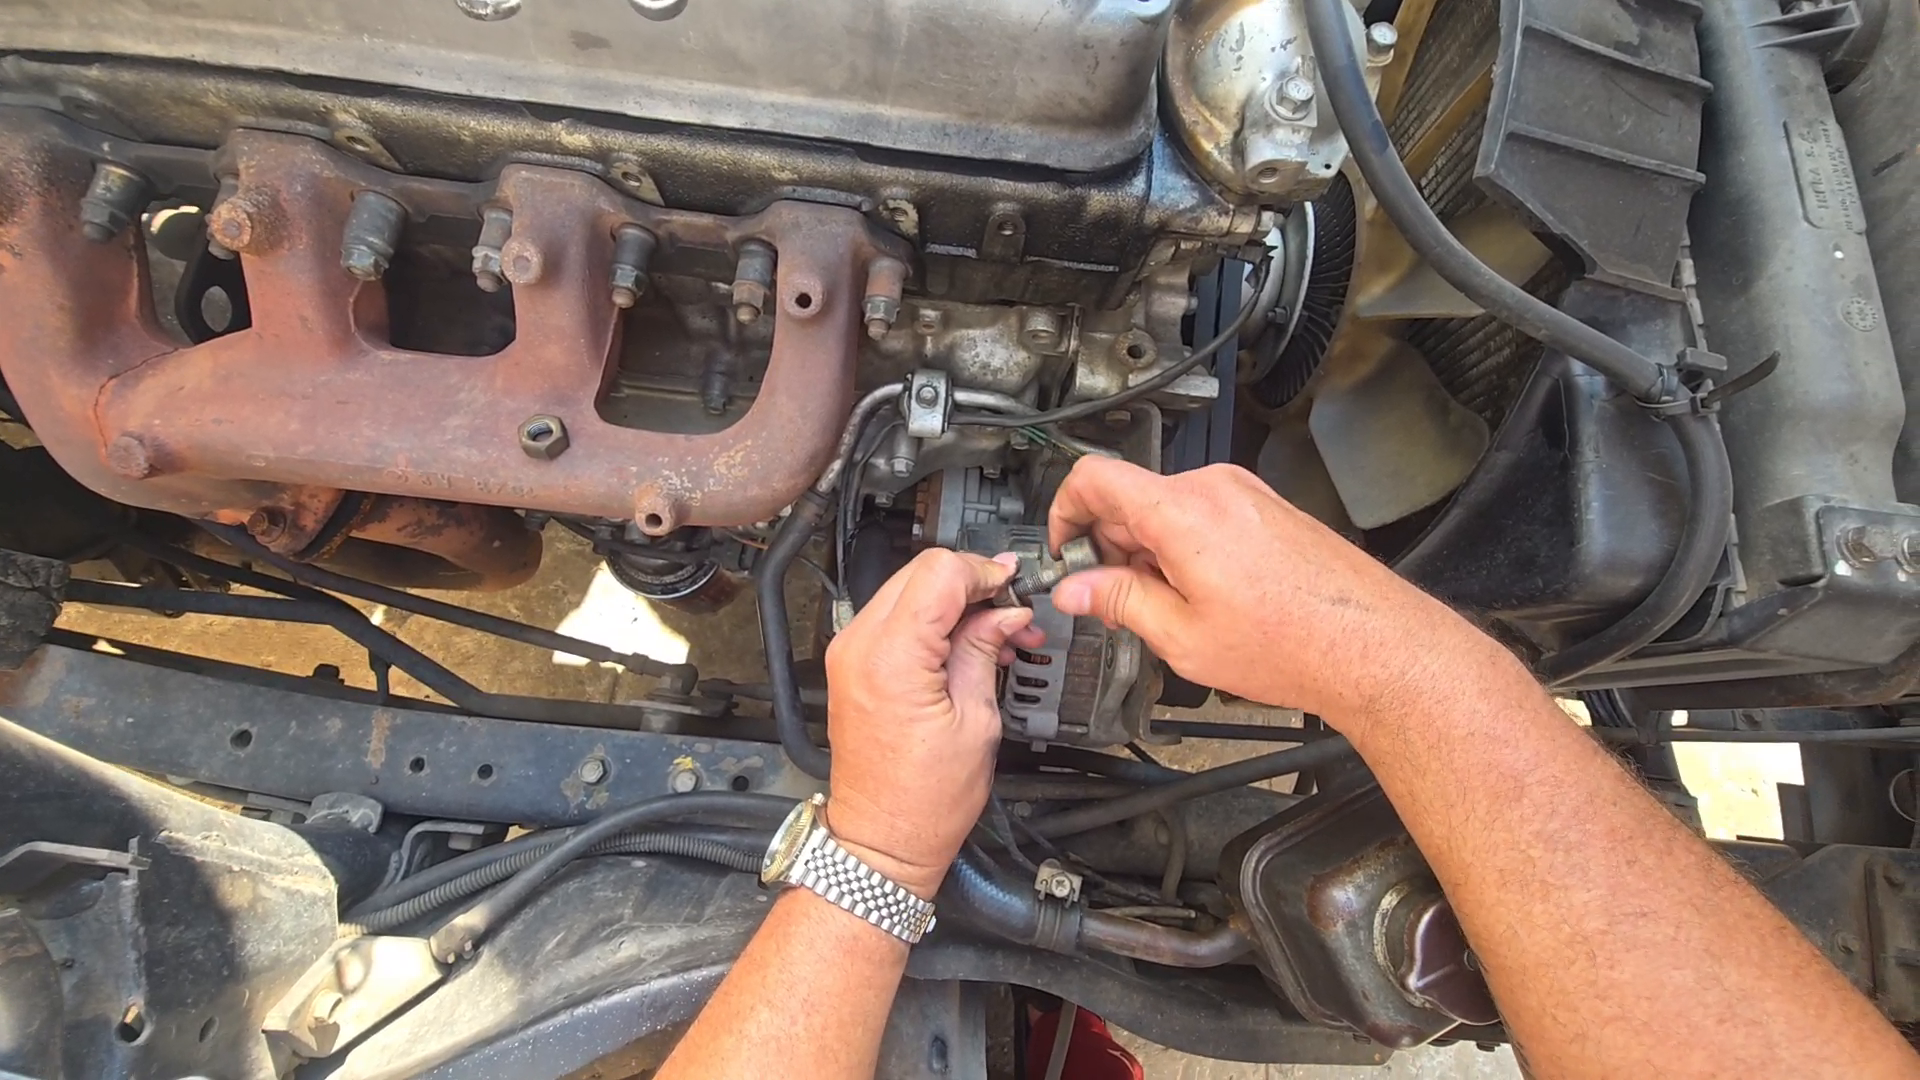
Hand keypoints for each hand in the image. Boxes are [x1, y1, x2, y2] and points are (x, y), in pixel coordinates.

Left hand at [822, 549, 1043, 898]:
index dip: (984, 573)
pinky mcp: (853, 662)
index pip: (939, 573)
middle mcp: (860, 646)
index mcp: (892, 658)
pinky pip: (897, 617)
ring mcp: (850, 652)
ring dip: (957, 602)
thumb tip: (1006, 612)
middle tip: (1013, 609)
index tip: (1013, 588)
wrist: (879, 840)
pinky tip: (968, 643)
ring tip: (999, 635)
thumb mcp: (976, 720)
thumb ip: (984, 650)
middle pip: (922, 571)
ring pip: (910, 588)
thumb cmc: (922, 802)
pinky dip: (934, 620)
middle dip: (973, 583)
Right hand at [1046, 459, 1512, 733]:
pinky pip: (1197, 513)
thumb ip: (1116, 601)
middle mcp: (1212, 488)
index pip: (1093, 477)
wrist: (1377, 647)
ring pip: (1162, 508)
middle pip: (1127, 497)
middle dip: (1108, 545)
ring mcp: (1242, 494)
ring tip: (1166, 605)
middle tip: (1114, 598)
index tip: (1067, 552)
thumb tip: (1074, 589)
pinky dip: (1178, 546)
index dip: (1064, 512)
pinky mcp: (1262, 506)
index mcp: (1182, 512)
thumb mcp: (1182, 635)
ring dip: (1145, 549)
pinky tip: (1198, 594)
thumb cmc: (1294, 643)